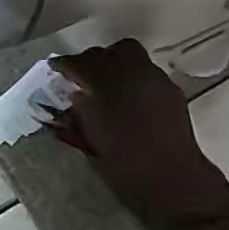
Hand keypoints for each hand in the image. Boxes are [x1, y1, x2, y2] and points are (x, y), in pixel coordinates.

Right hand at [47, 40, 228, 229]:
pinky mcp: (172, 92)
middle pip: (112, 51)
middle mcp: (135, 74)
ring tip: (106, 86)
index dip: (65, 64)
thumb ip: (79, 109)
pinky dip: (133, 79)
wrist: (173, 178)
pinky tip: (128, 98)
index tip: (56, 68)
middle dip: (95, 58)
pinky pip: (147, 73)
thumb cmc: (126, 160)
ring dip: (116, 66)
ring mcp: (157, 81)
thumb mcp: (90, 136)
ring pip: (133, 57)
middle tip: (83, 75)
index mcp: (109, 84)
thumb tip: (75, 94)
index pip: (81, 62)